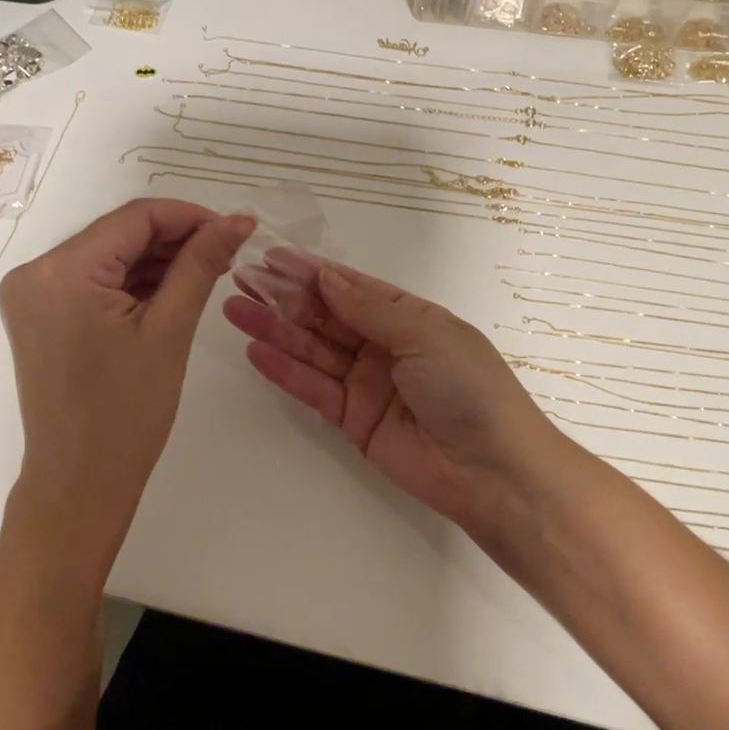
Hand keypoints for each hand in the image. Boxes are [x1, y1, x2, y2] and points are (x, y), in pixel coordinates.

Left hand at [0, 198, 255, 533]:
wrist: (78, 484)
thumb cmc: (127, 413)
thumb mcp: (170, 331)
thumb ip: (200, 264)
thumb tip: (238, 219)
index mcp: (61, 271)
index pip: (134, 218)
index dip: (189, 216)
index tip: (234, 230)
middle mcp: (34, 272)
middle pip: (117, 234)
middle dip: (174, 240)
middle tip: (225, 255)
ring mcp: (30, 294)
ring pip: (106, 256)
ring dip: (154, 261)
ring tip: (204, 275)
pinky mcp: (37, 315)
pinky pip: (90, 281)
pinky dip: (129, 283)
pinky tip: (169, 292)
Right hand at [223, 253, 551, 532]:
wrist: (494, 473)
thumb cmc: (469, 389)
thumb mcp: (425, 335)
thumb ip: (370, 309)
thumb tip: (325, 277)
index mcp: (410, 316)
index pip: (351, 287)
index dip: (312, 271)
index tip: (271, 256)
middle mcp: (383, 345)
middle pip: (325, 315)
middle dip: (285, 296)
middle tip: (241, 278)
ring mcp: (366, 382)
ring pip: (312, 349)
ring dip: (275, 328)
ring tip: (234, 309)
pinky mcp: (352, 419)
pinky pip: (313, 388)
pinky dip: (284, 370)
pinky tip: (255, 350)